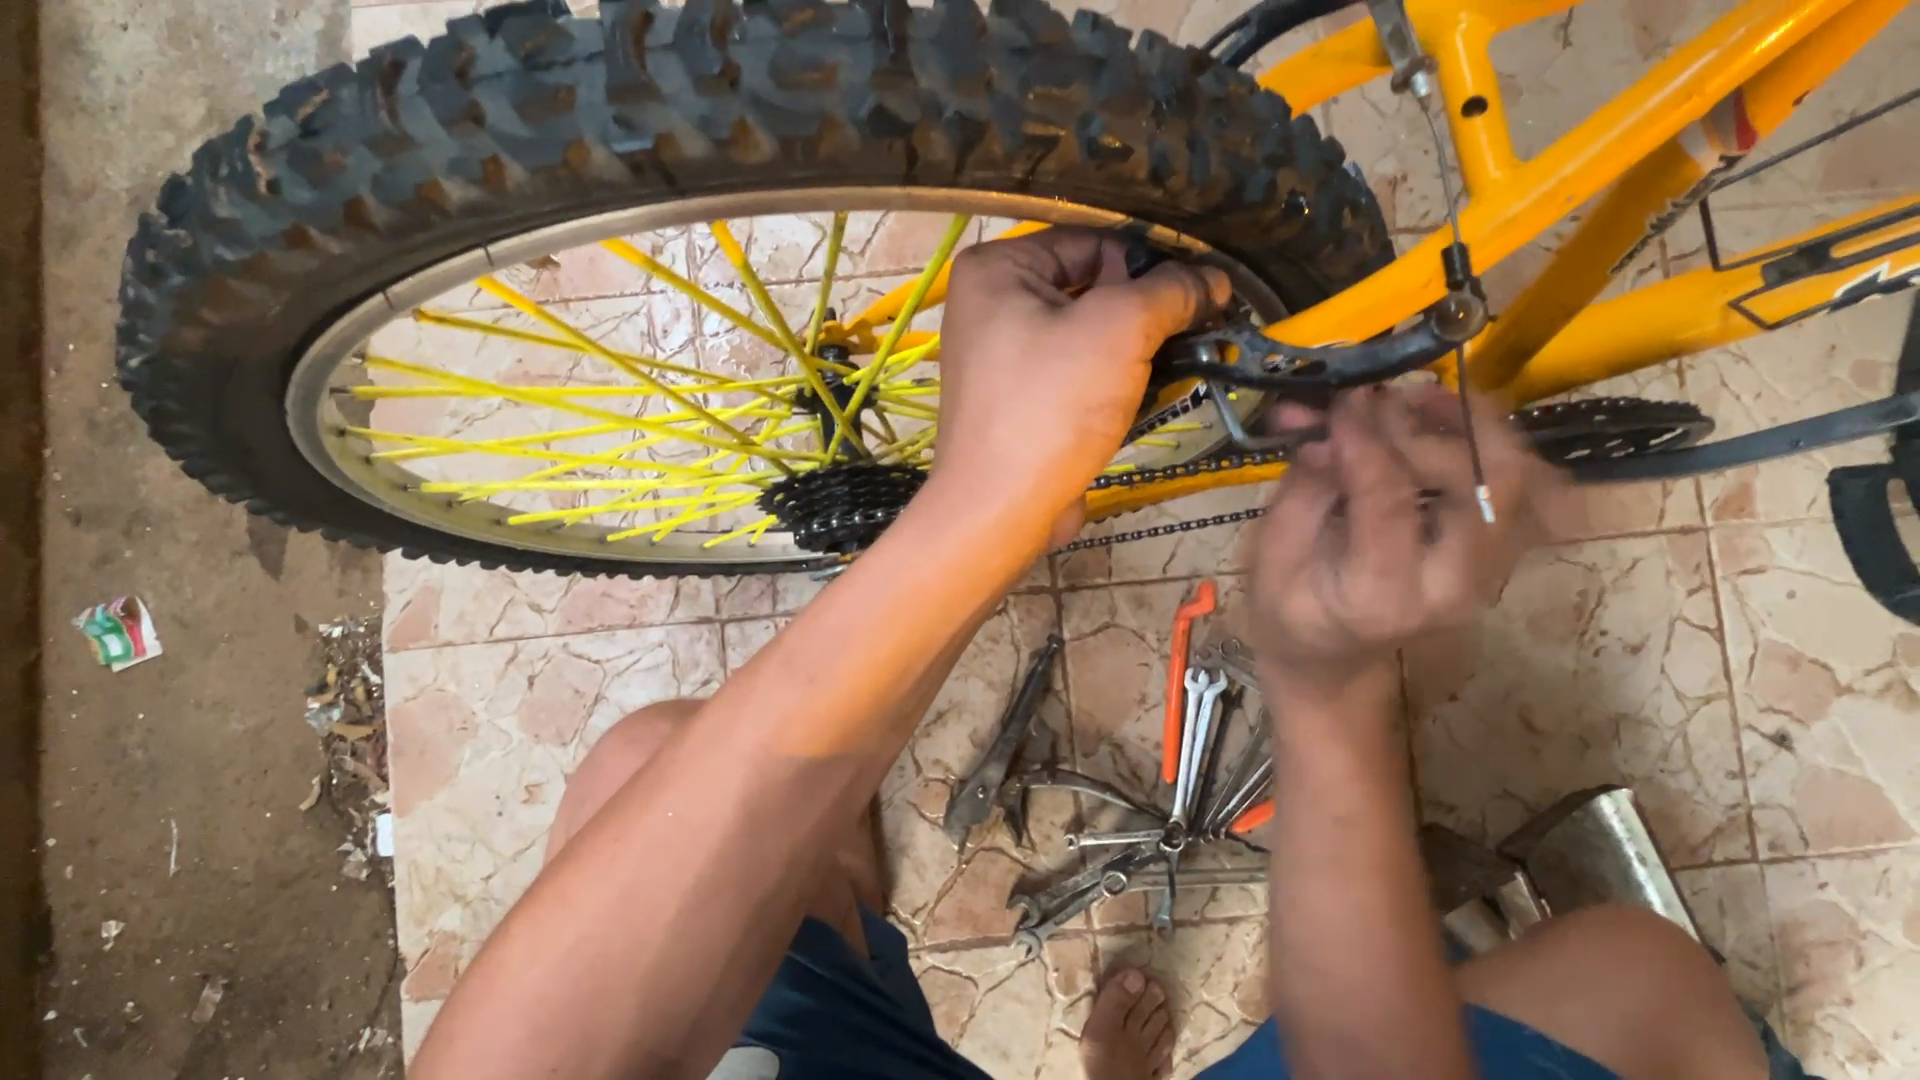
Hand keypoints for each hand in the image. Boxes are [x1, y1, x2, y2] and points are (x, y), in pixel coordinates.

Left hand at [930, 229, 1228, 535]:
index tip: (1205, 281)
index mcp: (997, 268)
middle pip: (1090, 285)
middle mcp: (992, 304)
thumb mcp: (1119, 330)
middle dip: (1147, 304)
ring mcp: (1004, 356)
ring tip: (1191, 353)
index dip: (1150, 257)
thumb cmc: (1052, 405)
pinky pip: (1078, 370)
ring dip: (1139, 343)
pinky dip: (1116, 375)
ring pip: (1089, 331)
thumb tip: (1215, 277)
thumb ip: (1171, 292)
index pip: (1091, 240)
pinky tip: (1157, 387)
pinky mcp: (1022, 399)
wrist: (1002, 508)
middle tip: (1206, 319)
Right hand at [1249, 384, 1568, 713]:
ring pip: (1516, 478)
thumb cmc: (1288, 610)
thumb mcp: (1272, 553)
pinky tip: (1438, 423)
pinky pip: (1514, 486)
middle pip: (1481, 484)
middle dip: (1430, 426)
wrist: (1331, 659)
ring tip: (1416, 399)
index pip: (1389, 498)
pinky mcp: (1496, 558)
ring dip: (1472, 426)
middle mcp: (1449, 586)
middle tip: (1379, 397)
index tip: (1341, 397)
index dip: (1366, 437)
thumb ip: (1306, 487)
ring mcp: (1485, 574)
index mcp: (1378, 594)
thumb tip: (1326, 422)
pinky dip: (1482, 443)